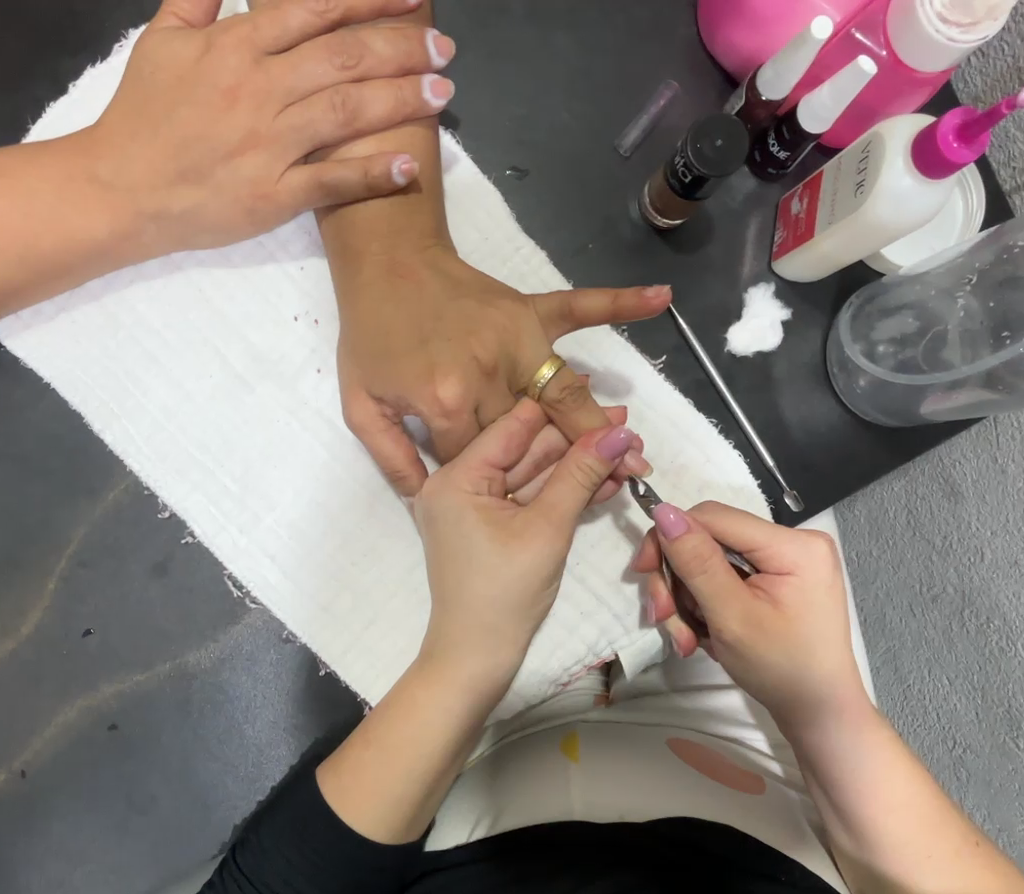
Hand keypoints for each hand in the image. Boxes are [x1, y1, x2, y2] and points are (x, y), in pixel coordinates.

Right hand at [86, 0, 453, 257]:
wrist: (120, 189)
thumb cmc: (142, 118)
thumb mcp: (162, 41)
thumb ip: (198, 0)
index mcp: (236, 46)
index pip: (315, 10)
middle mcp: (259, 88)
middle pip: (343, 58)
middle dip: (401, 49)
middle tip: (445, 50)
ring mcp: (267, 144)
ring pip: (345, 112)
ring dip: (399, 100)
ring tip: (442, 92)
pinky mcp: (272, 196)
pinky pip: (331, 182)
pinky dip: (372, 174)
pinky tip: (410, 166)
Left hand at [338, 248, 670, 493]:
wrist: (383, 264)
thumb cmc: (371, 337)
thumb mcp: (362, 407)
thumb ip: (392, 458)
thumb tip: (423, 497)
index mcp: (447, 402)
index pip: (486, 458)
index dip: (503, 482)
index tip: (523, 500)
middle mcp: (490, 375)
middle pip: (539, 435)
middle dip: (574, 466)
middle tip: (616, 485)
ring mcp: (515, 341)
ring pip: (567, 395)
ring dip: (600, 426)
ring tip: (634, 454)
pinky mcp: (528, 311)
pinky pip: (578, 308)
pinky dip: (619, 302)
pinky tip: (661, 299)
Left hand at [413, 399, 634, 693]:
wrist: (477, 657)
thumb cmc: (504, 593)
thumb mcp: (547, 529)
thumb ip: (580, 475)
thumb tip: (620, 431)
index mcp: (456, 476)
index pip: (516, 426)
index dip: (567, 415)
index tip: (613, 407)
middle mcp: (458, 482)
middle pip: (527, 449)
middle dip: (581, 444)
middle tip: (633, 432)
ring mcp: (474, 506)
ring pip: (533, 475)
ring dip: (580, 468)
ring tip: (631, 455)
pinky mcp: (490, 526)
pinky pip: (529, 499)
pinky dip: (564, 493)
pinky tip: (608, 481)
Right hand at [633, 502, 869, 722]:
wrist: (817, 713)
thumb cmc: (780, 667)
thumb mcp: (732, 615)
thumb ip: (696, 561)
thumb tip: (662, 511)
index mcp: (793, 544)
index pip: (713, 517)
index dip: (669, 538)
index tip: (640, 573)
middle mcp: (791, 543)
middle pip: (707, 541)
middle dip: (678, 582)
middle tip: (664, 620)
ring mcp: (783, 564)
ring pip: (708, 563)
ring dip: (686, 601)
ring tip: (687, 640)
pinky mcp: (774, 582)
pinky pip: (723, 579)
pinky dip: (703, 606)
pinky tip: (702, 635)